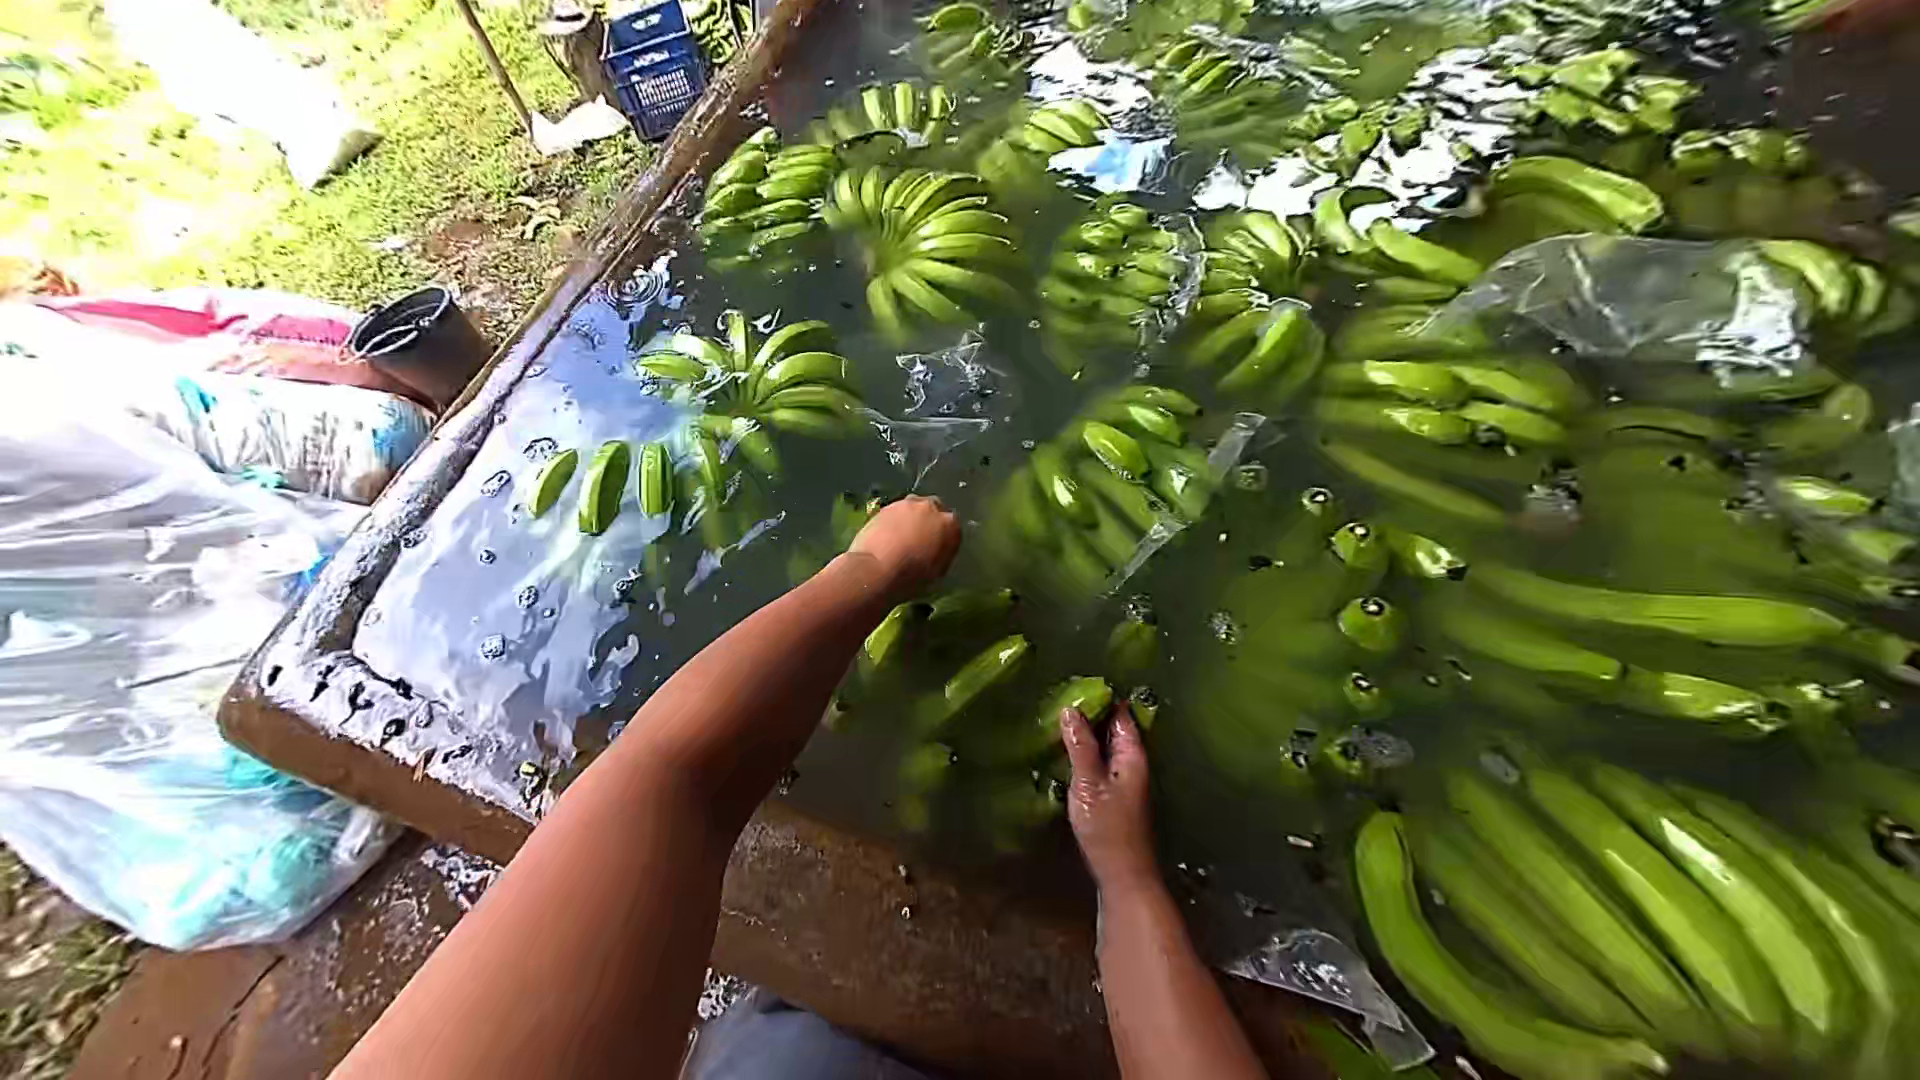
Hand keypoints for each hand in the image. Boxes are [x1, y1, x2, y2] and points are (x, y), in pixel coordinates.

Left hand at [846, 495, 960, 600]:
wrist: (878, 570)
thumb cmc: (913, 577)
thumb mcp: (938, 570)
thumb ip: (942, 553)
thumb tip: (937, 549)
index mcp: (950, 525)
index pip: (952, 526)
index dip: (944, 536)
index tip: (937, 546)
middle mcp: (931, 508)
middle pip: (932, 509)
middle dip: (928, 520)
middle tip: (919, 538)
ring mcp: (906, 505)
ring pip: (912, 508)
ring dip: (909, 518)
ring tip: (900, 537)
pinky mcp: (885, 507)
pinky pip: (894, 512)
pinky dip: (892, 521)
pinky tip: (886, 536)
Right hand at [1061, 703, 1156, 891]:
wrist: (1122, 875)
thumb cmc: (1108, 828)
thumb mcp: (1089, 783)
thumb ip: (1080, 745)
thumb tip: (1070, 709)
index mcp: (1132, 755)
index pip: (1121, 714)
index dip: (1102, 697)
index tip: (1076, 685)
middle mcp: (1132, 762)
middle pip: (1113, 728)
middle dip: (1091, 713)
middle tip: (1060, 697)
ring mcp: (1124, 779)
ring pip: (1106, 745)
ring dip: (1087, 733)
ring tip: (1059, 718)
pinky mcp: (1113, 793)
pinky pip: (1100, 760)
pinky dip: (1086, 751)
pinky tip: (1066, 751)